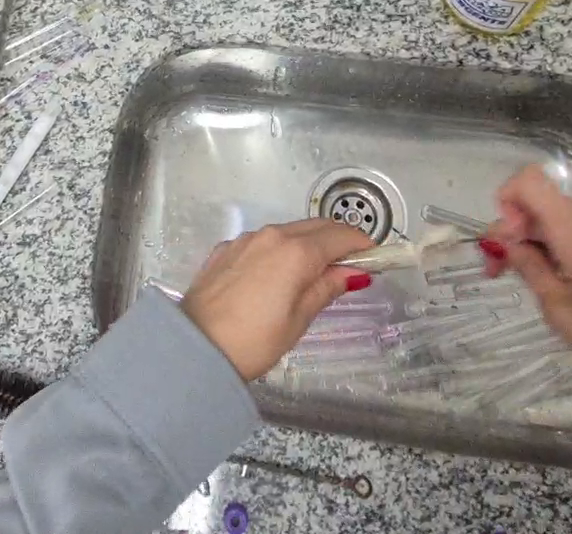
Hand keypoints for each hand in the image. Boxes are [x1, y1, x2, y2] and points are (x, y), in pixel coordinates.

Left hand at [181, 219, 375, 380]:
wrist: (196, 346)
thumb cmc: (254, 340)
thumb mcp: (298, 319)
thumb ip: (325, 288)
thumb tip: (352, 272)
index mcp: (296, 252)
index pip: (339, 236)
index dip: (361, 244)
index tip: (375, 255)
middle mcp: (271, 235)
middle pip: (314, 226)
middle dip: (337, 239)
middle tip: (353, 262)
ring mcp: (245, 239)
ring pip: (287, 231)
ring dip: (308, 242)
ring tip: (317, 269)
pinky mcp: (225, 248)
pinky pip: (262, 241)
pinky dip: (280, 249)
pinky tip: (279, 273)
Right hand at [484, 166, 571, 391]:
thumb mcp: (561, 311)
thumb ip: (529, 267)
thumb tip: (506, 242)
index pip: (529, 181)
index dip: (506, 200)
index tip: (505, 240)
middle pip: (542, 203)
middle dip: (516, 230)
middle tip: (501, 271)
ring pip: (560, 218)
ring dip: (538, 240)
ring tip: (533, 280)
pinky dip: (563, 245)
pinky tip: (563, 279)